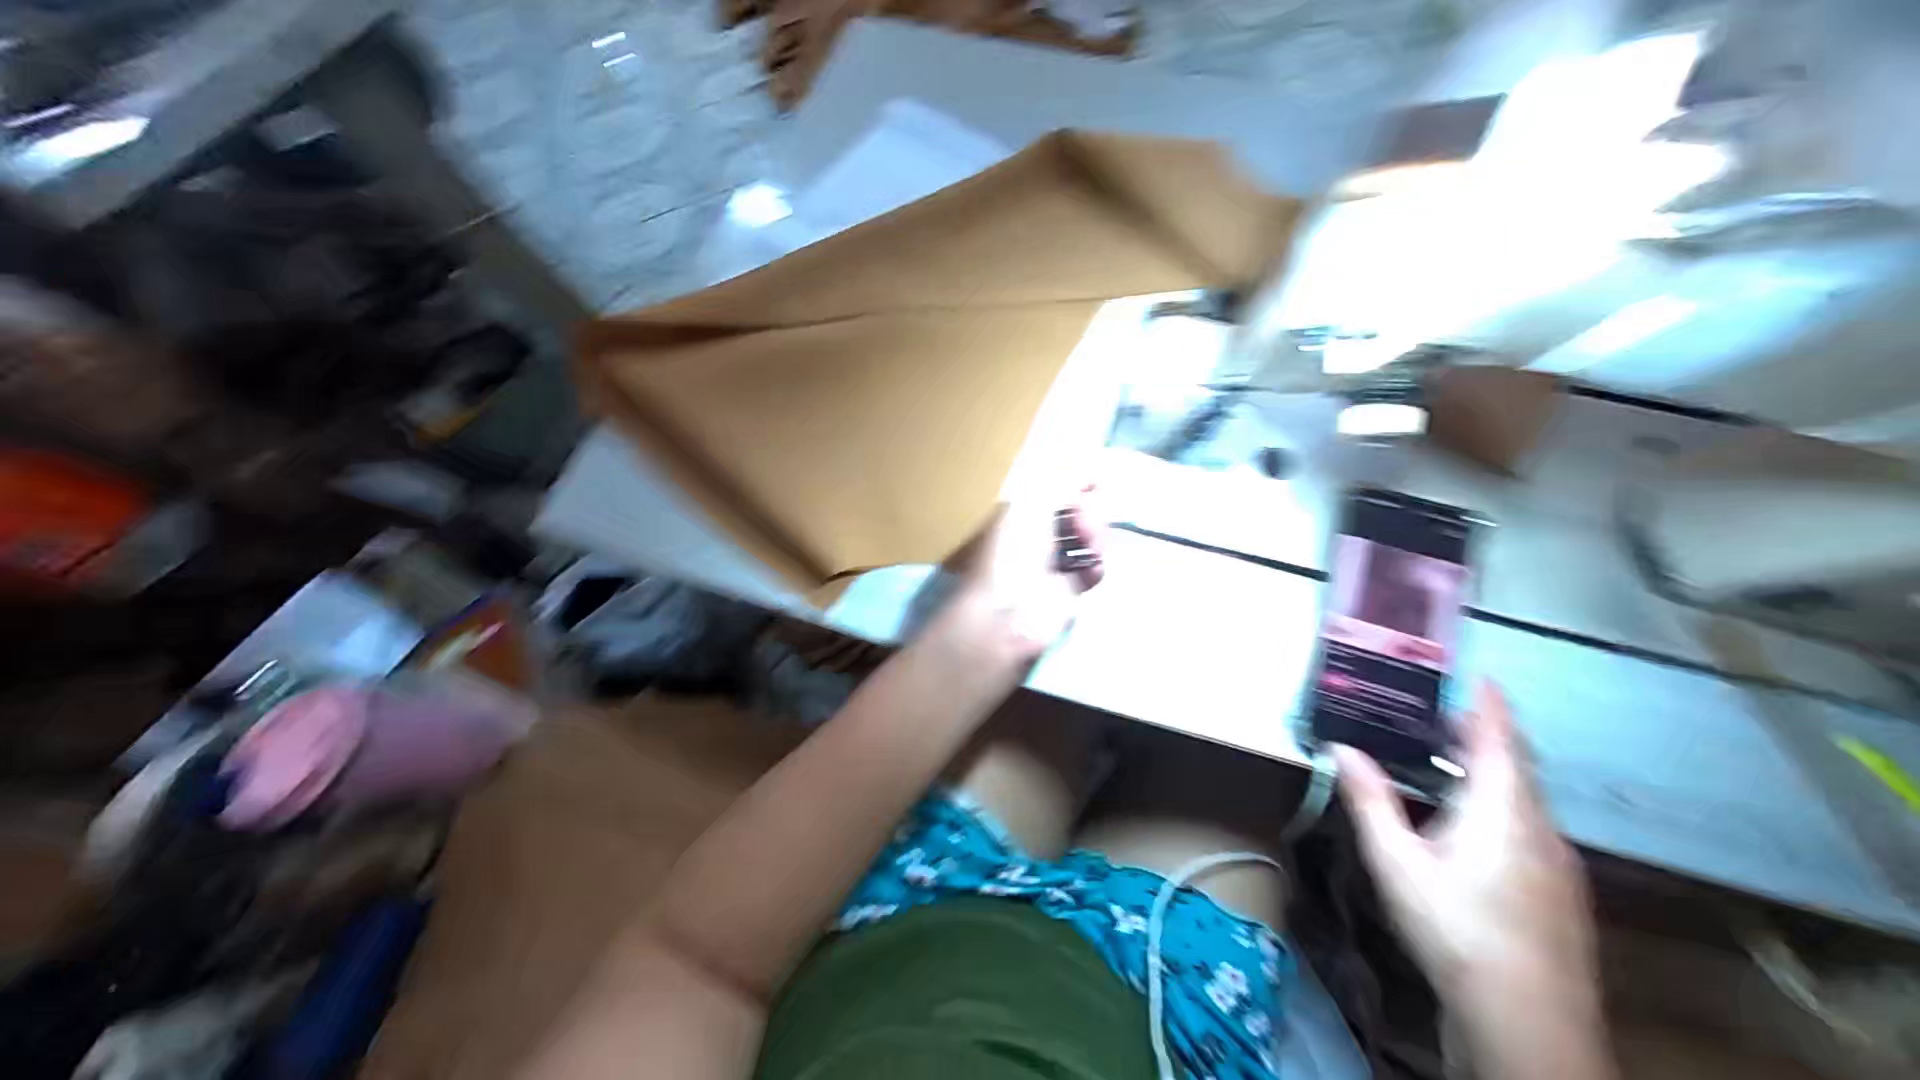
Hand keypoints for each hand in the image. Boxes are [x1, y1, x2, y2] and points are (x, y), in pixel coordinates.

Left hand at [945, 483, 1107, 661]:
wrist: (1008, 614)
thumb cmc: (1013, 553)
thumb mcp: (1034, 505)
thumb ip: (1065, 482)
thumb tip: (1094, 467)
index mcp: (1023, 510)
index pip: (1060, 489)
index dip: (1081, 485)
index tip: (1097, 485)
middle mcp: (1039, 533)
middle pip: (1081, 511)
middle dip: (1090, 513)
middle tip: (1085, 526)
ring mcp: (1055, 562)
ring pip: (1091, 538)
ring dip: (1096, 538)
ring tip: (1091, 548)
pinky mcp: (1069, 589)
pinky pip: (1094, 569)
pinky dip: (1095, 567)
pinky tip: (1090, 571)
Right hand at [1333, 682, 1598, 1021]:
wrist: (1527, 1023)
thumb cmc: (1455, 929)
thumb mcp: (1397, 863)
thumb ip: (1370, 800)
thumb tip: (1341, 747)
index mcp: (1504, 809)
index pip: (1500, 739)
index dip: (1488, 703)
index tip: (1474, 672)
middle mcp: (1540, 826)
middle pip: (1514, 766)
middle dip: (1481, 736)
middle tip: (1438, 713)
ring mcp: (1556, 861)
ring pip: (1522, 798)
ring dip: (1487, 772)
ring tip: (1444, 760)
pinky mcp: (1556, 890)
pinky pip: (1526, 825)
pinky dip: (1496, 803)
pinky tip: (1466, 824)